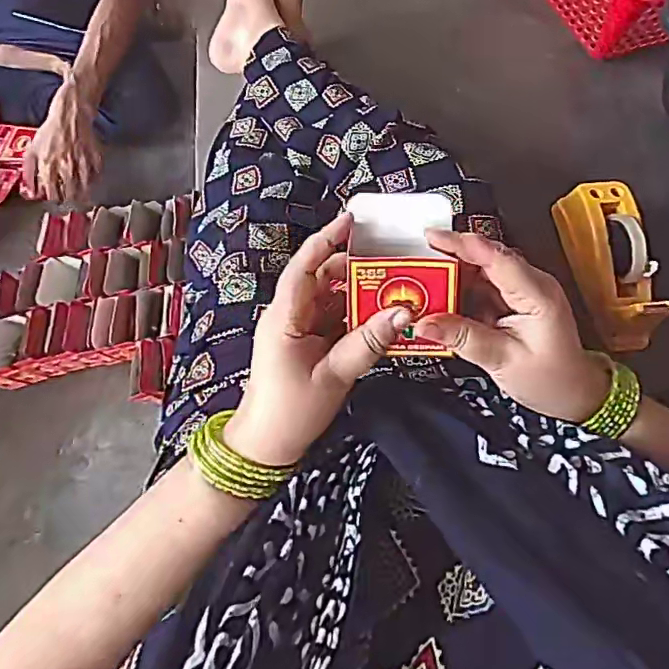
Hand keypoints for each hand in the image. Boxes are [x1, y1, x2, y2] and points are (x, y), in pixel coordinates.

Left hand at [23, 85, 102, 201]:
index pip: (52, 194)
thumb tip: (30, 191)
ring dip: (83, 194)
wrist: (70, 116)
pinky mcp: (95, 158)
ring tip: (82, 198)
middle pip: (70, 194)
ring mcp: (82, 163)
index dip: (54, 200)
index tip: (56, 201)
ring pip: (85, 188)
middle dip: (70, 201)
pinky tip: (91, 182)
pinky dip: (94, 180)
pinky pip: (96, 175)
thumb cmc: (50, 133)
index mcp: (48, 166)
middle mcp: (66, 167)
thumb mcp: (32, 151)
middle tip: (70, 203)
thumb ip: (29, 173)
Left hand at [226, 214, 408, 465]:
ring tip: (391, 284)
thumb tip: (402, 313)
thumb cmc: (289, 411)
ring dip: (358, 291)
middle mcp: (290, 315)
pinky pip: (335, 317)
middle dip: (352, 265)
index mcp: (285, 317)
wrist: (266, 447)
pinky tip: (380, 314)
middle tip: (387, 258)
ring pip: (331, 297)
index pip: (305, 267)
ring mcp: (298, 328)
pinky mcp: (308, 342)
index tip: (351, 221)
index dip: (326, 240)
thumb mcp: (334, 375)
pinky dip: (356, 313)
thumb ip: (369, 342)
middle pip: (322, 277)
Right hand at [414, 230, 610, 422]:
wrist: (576, 393)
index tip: (432, 237)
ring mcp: (524, 288)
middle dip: (450, 255)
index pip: (496, 257)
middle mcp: (532, 283)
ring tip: (424, 281)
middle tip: (418, 261)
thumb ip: (462, 338)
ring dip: (453, 273)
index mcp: (537, 294)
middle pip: (486, 257)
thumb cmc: (552, 380)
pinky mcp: (515, 297)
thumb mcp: (502, 361)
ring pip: (482, 269)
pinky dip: (462, 288)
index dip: (462, 243)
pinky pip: (483, 284)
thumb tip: (425, 323)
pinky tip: (443, 298)